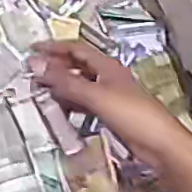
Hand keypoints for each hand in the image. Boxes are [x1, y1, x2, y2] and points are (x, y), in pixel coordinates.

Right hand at [29, 40, 191, 163]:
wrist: (160, 144)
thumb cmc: (132, 114)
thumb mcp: (94, 95)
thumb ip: (64, 81)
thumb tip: (37, 66)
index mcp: (106, 66)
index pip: (75, 49)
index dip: (54, 47)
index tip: (33, 49)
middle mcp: (106, 76)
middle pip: (76, 65)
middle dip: (54, 66)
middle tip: (32, 72)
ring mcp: (108, 94)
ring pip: (78, 84)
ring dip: (60, 85)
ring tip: (40, 90)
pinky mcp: (108, 112)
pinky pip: (82, 102)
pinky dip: (69, 102)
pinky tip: (58, 108)